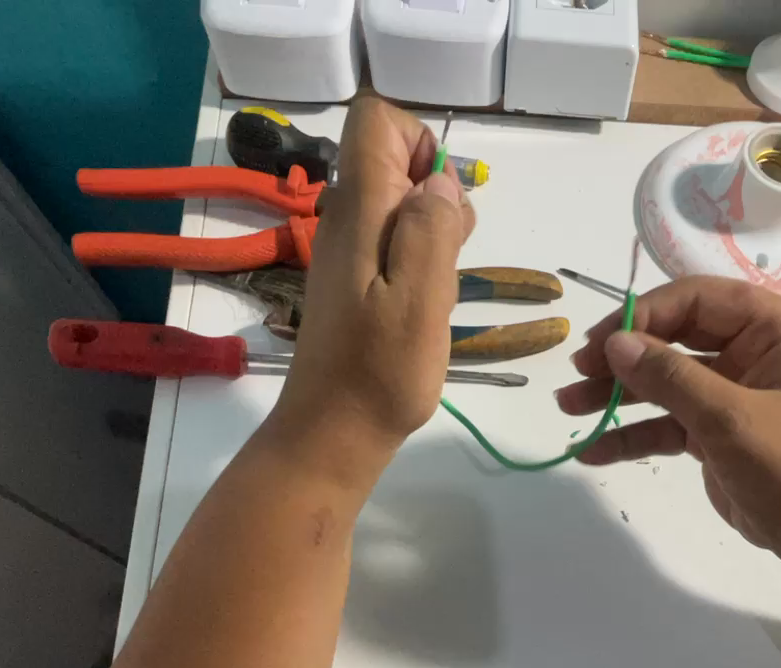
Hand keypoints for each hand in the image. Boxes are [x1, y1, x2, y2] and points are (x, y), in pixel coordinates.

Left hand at [268, 98, 474, 459]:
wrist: (335, 433)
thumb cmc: (381, 373)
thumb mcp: (422, 300)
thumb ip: (433, 230)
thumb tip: (440, 182)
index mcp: (359, 213)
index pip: (376, 121)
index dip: (420, 145)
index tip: (443, 207)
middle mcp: (346, 222)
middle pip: (395, 166)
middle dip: (437, 202)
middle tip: (446, 264)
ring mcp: (347, 255)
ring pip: (401, 212)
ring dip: (434, 241)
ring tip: (435, 296)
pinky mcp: (353, 285)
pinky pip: (394, 249)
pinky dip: (420, 268)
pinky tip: (422, 312)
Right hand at [556, 277, 780, 557]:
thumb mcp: (730, 419)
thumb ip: (670, 378)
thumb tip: (614, 343)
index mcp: (774, 328)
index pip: (699, 300)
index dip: (647, 315)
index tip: (601, 342)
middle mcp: (752, 351)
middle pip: (675, 338)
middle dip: (624, 356)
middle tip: (577, 371)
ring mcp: (730, 392)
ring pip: (664, 381)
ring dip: (617, 395)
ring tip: (568, 405)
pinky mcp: (713, 431)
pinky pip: (666, 423)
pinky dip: (632, 435)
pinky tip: (592, 449)